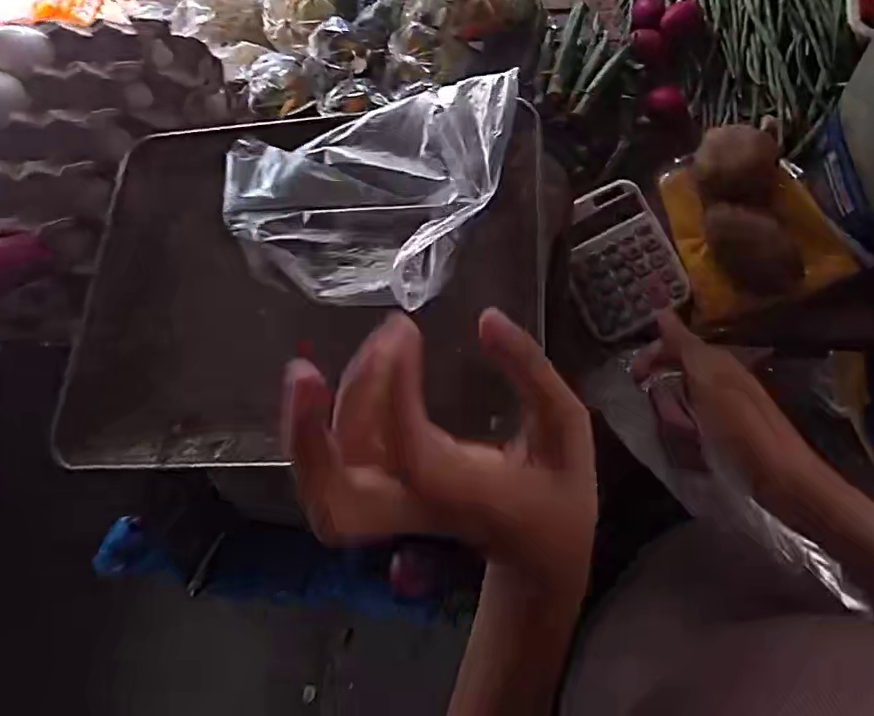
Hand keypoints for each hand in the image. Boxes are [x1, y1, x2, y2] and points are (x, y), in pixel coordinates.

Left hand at [282, 309, 596, 582]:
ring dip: (316, 422)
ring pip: (329, 488)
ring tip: (347, 354)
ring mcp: (397, 508)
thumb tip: (487, 318)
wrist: (542, 555)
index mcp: (470, 493)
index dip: (396, 395)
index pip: (414, 455)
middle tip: (307, 370)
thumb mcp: (566, 424)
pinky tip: (360, 371)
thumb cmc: (558, 488)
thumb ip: (532, 371)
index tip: (406, 333)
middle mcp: (421, 508)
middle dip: (309, 439)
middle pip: (339, 500)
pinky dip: (330, 422)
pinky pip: (341, 468)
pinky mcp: (388, 497)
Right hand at [640, 311, 833, 523]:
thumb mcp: (710, 383)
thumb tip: (662, 309)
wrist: (784, 480)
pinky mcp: (725, 435)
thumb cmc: (745, 430)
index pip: (673, 345)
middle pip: (674, 377)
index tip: (635, 378)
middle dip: (665, 400)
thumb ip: (685, 346)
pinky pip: (692, 429)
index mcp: (716, 362)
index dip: (651, 357)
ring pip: (680, 406)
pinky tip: (696, 455)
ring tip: (691, 442)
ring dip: (677, 424)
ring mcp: (722, 408)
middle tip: (675, 422)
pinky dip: (689, 442)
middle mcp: (719, 379)